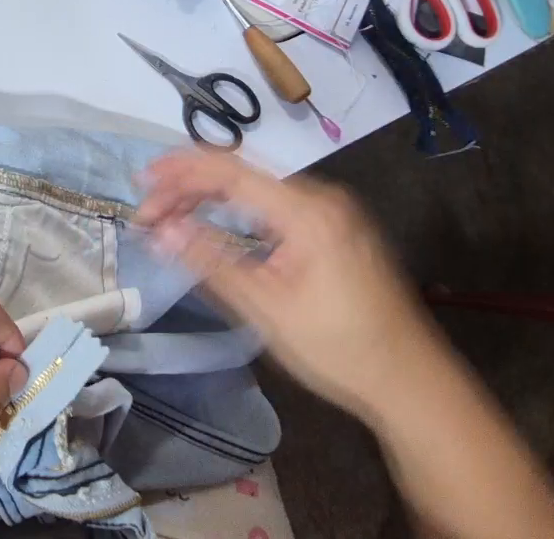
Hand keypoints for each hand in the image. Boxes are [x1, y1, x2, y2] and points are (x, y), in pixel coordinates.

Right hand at [136, 149, 438, 420]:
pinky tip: (214, 220)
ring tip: (170, 215)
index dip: (180, 171)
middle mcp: (319, 197)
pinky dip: (236, 208)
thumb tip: (160, 230)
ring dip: (209, 196)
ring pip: (255, 187)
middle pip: (240, 173)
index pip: (230, 170)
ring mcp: (329, 210)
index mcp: (306, 210)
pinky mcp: (332, 226)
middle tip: (148, 212)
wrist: (411, 382)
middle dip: (188, 186)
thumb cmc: (338, 348)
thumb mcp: (265, 308)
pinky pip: (273, 203)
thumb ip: (209, 262)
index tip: (141, 181)